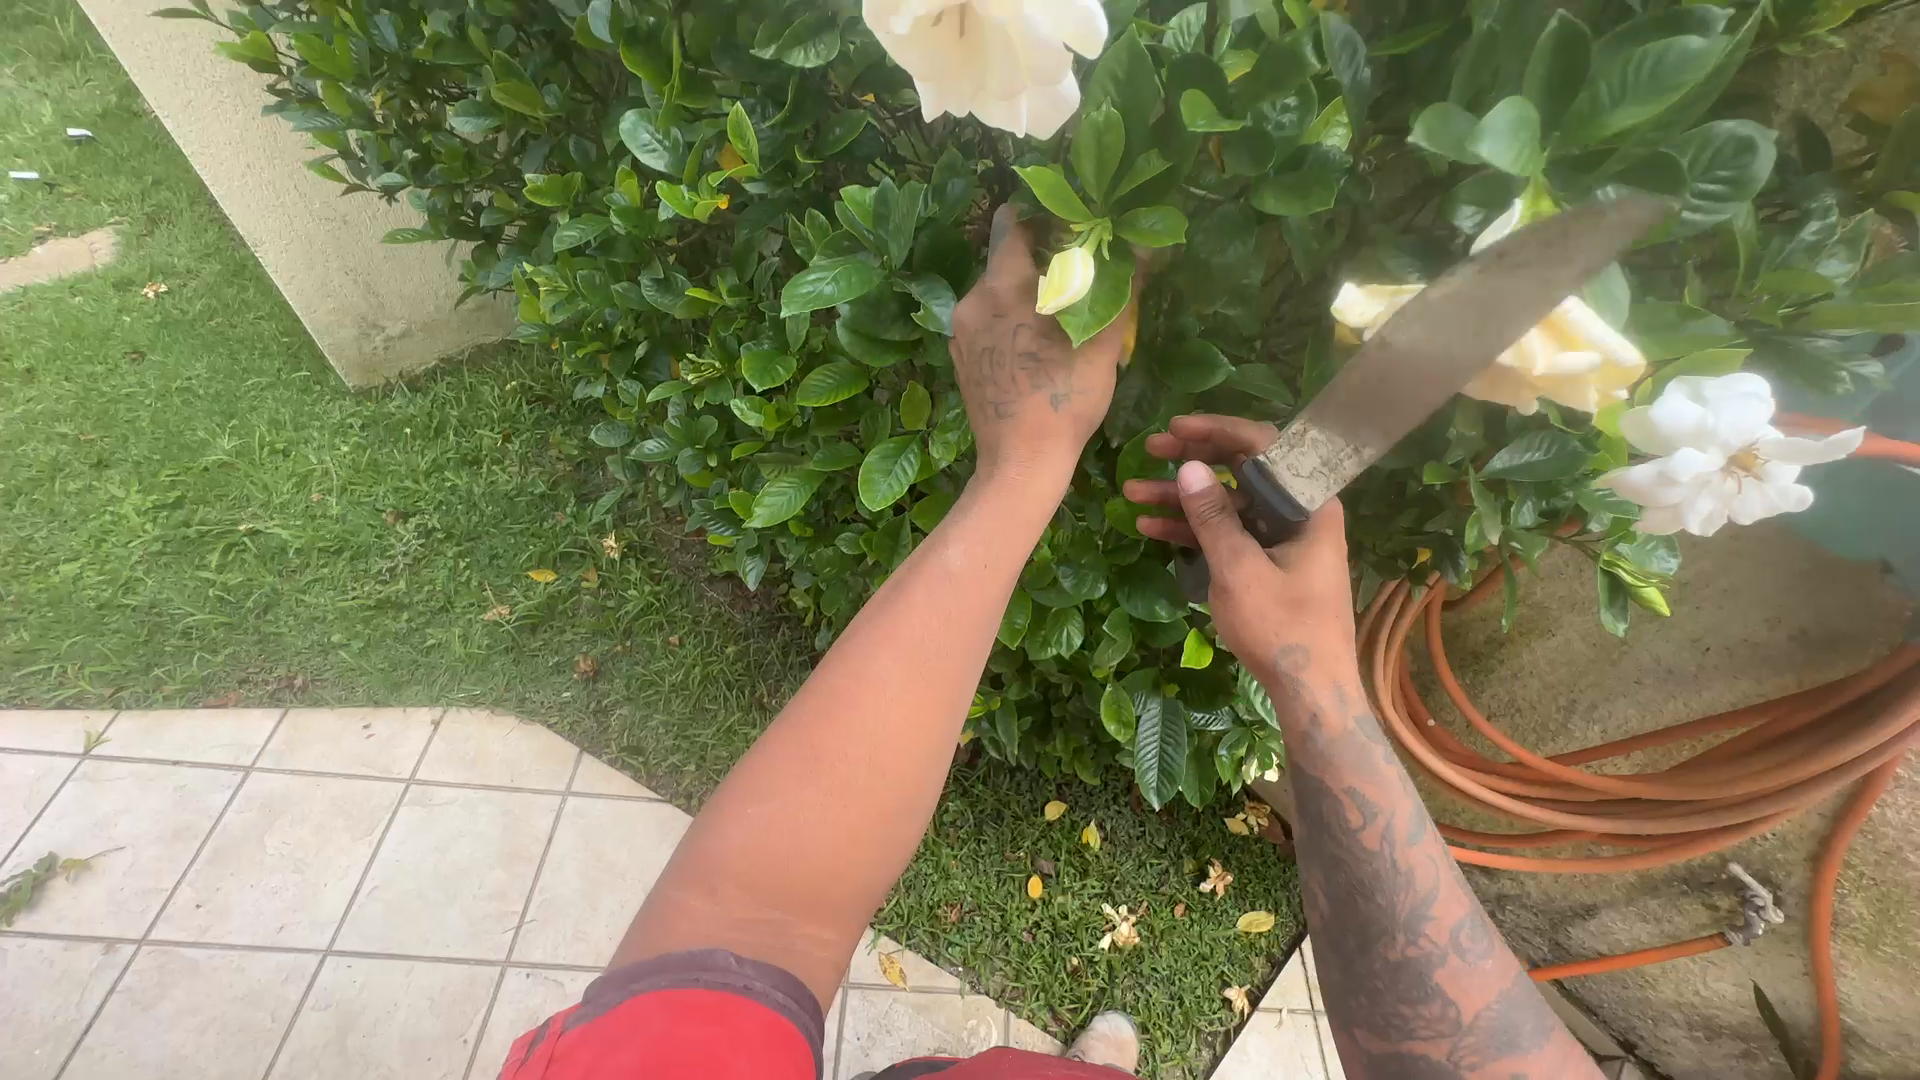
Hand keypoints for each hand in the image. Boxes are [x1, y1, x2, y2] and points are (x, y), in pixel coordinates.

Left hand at [950, 205, 1134, 487]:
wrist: (1021, 462)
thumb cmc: (1064, 399)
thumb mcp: (1103, 341)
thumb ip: (1121, 286)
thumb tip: (1146, 245)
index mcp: (1002, 285)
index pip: (1013, 223)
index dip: (1041, 215)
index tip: (1068, 222)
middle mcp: (972, 301)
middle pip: (1005, 259)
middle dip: (1038, 259)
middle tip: (1074, 271)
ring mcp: (960, 333)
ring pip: (994, 293)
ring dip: (1023, 293)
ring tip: (1057, 312)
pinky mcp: (959, 359)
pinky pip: (984, 324)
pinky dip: (1007, 321)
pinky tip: (1032, 343)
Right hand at [1122, 414, 1356, 685]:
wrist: (1309, 689)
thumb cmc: (1282, 626)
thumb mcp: (1239, 568)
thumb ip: (1213, 516)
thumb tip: (1188, 467)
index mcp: (1308, 504)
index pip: (1264, 446)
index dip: (1217, 431)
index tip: (1176, 428)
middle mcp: (1296, 512)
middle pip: (1241, 471)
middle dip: (1193, 460)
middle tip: (1150, 450)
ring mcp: (1278, 538)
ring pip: (1226, 504)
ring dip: (1180, 499)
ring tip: (1131, 492)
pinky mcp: (1262, 562)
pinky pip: (1225, 535)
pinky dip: (1191, 531)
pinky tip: (1150, 527)